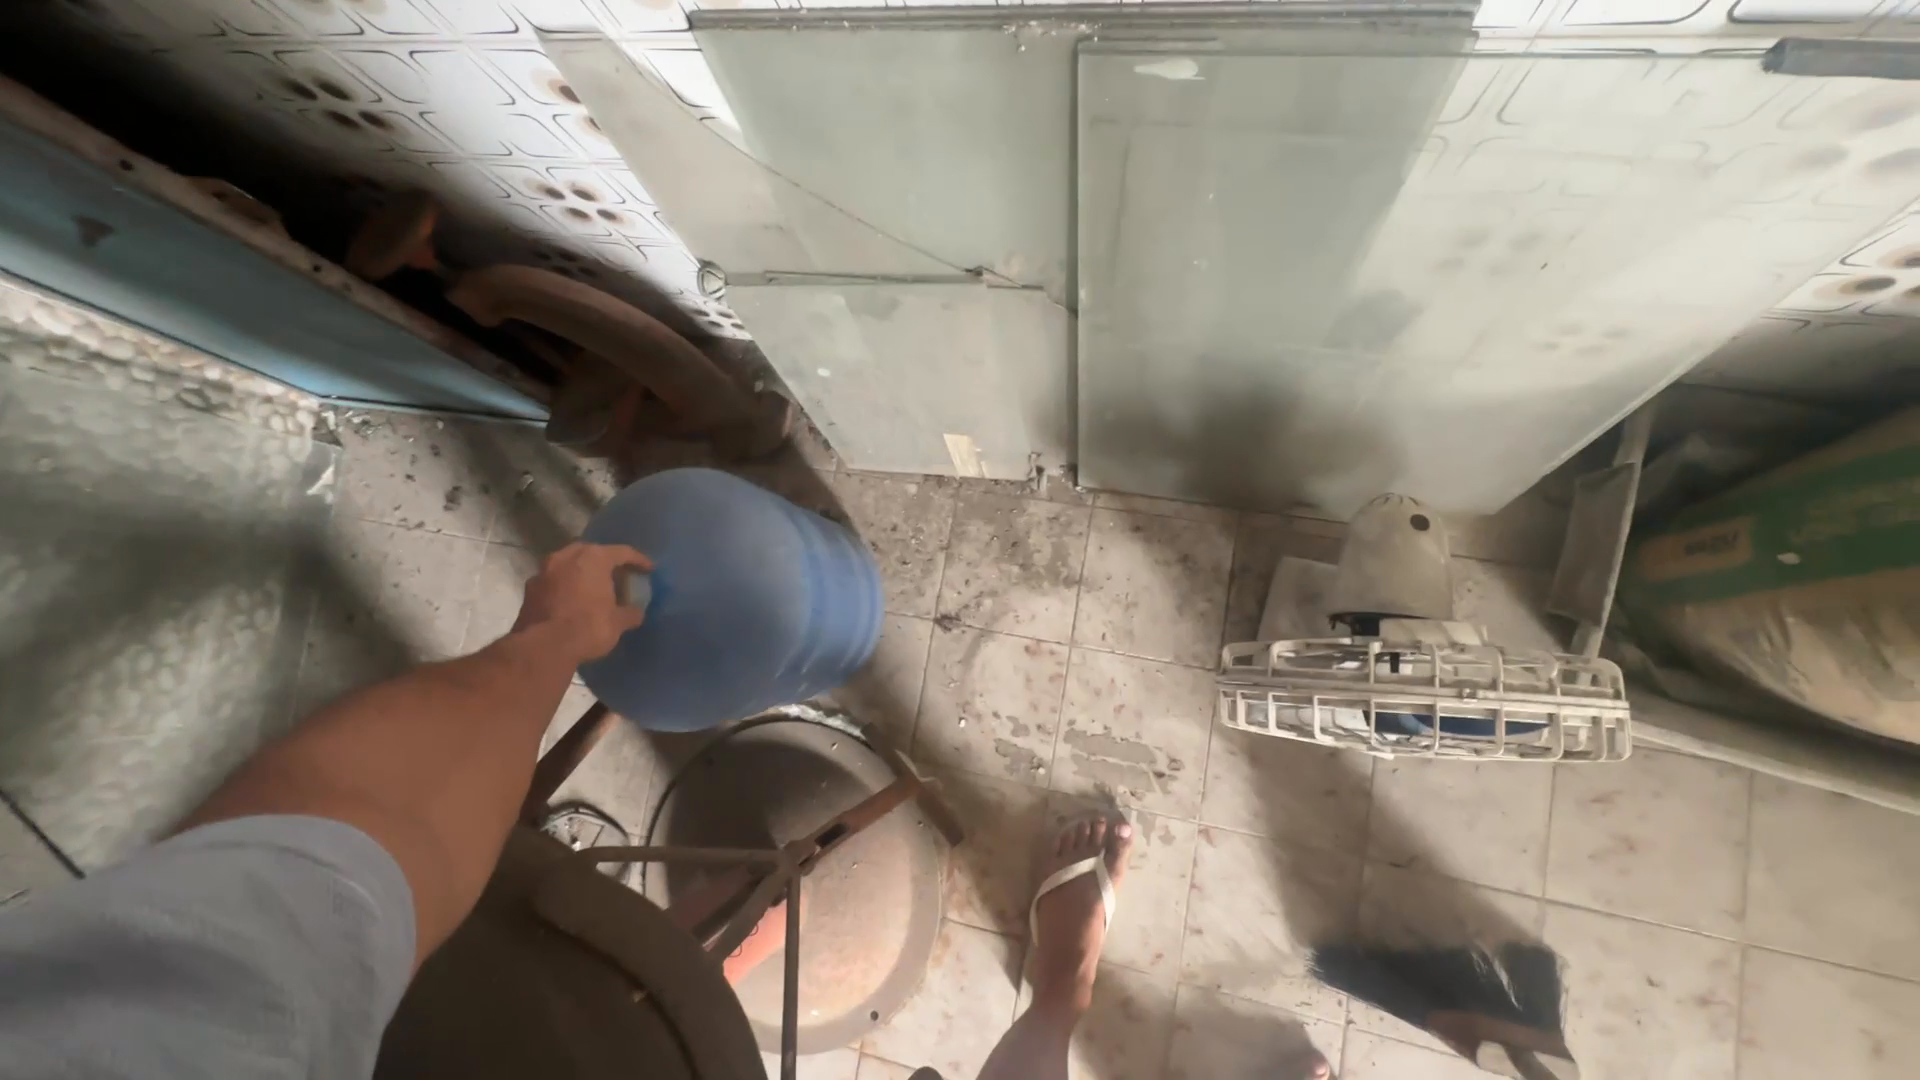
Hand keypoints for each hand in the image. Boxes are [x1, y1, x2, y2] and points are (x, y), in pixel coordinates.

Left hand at [513, 542, 652, 663]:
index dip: (638, 560)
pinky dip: (565, 587)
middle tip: (617, 574)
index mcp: (593, 558)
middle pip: (591, 552)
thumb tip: (636, 612)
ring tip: (593, 587)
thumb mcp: (618, 622)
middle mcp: (566, 557)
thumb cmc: (588, 627)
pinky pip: (554, 581)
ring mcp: (544, 572)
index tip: (649, 569)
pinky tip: (572, 601)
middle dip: (605, 561)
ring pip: (568, 564)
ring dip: (581, 573)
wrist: (542, 648)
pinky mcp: (529, 590)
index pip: (622, 552)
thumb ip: (630, 613)